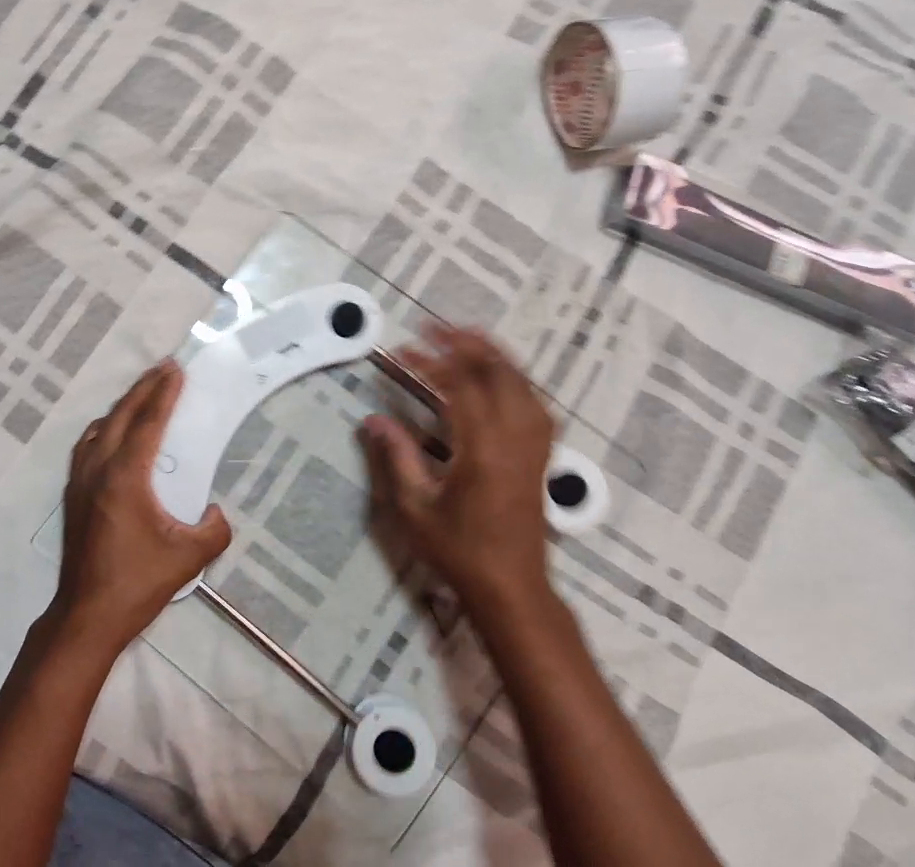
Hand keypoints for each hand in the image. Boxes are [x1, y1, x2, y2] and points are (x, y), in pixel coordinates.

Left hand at [53, 360, 231, 654]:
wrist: (87, 615)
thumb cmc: (138, 583)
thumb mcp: (190, 557)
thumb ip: (215, 529)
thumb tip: (215, 511)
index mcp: (125, 477)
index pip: (147, 424)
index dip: (163, 395)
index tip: (175, 370)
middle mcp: (97, 470)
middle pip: (119, 416)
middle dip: (142, 389)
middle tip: (163, 368)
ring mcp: (79, 482)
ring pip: (98, 429)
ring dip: (121, 407)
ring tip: (142, 396)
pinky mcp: (71, 496)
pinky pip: (86, 447)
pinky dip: (103, 429)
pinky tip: (112, 435)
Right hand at [358, 325, 555, 612]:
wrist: (511, 586)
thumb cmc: (458, 551)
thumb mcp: (415, 508)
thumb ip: (396, 458)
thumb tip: (372, 419)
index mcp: (482, 450)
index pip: (458, 387)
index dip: (429, 362)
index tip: (401, 350)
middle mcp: (515, 439)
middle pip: (497, 374)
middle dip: (465, 345)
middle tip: (433, 328)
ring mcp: (534, 446)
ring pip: (521, 383)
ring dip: (493, 355)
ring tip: (465, 337)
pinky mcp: (541, 455)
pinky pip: (534, 402)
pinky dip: (515, 377)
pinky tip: (499, 375)